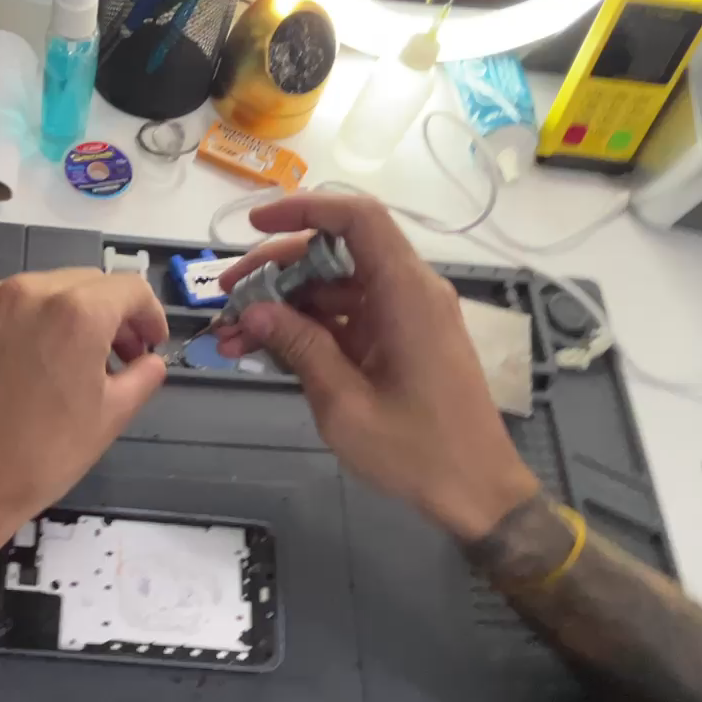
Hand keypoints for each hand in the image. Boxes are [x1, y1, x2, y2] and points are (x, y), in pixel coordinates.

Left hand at [0, 268, 168, 567]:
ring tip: (75, 360)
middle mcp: (33, 289)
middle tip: (120, 357)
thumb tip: (149, 361)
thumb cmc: (43, 454)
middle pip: (90, 284)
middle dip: (114, 315)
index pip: (130, 289)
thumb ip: (144, 376)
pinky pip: (13, 302)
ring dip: (73, 314)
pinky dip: (34, 319)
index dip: (151, 315)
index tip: (150, 344)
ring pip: (50, 288)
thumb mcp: (111, 417)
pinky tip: (34, 359)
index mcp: (77, 312)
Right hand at [215, 194, 538, 541]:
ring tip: (232, 337)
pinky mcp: (395, 341)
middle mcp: (407, 293)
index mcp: (406, 294)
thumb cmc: (416, 451)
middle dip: (274, 270)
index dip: (303, 210)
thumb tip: (254, 310)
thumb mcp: (344, 403)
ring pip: (331, 289)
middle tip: (226, 299)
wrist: (475, 491)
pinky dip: (303, 330)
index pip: (357, 220)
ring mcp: (401, 317)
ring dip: (281, 307)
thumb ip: (300, 348)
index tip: (253, 225)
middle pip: (333, 255)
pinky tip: (262, 351)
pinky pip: (342, 319)